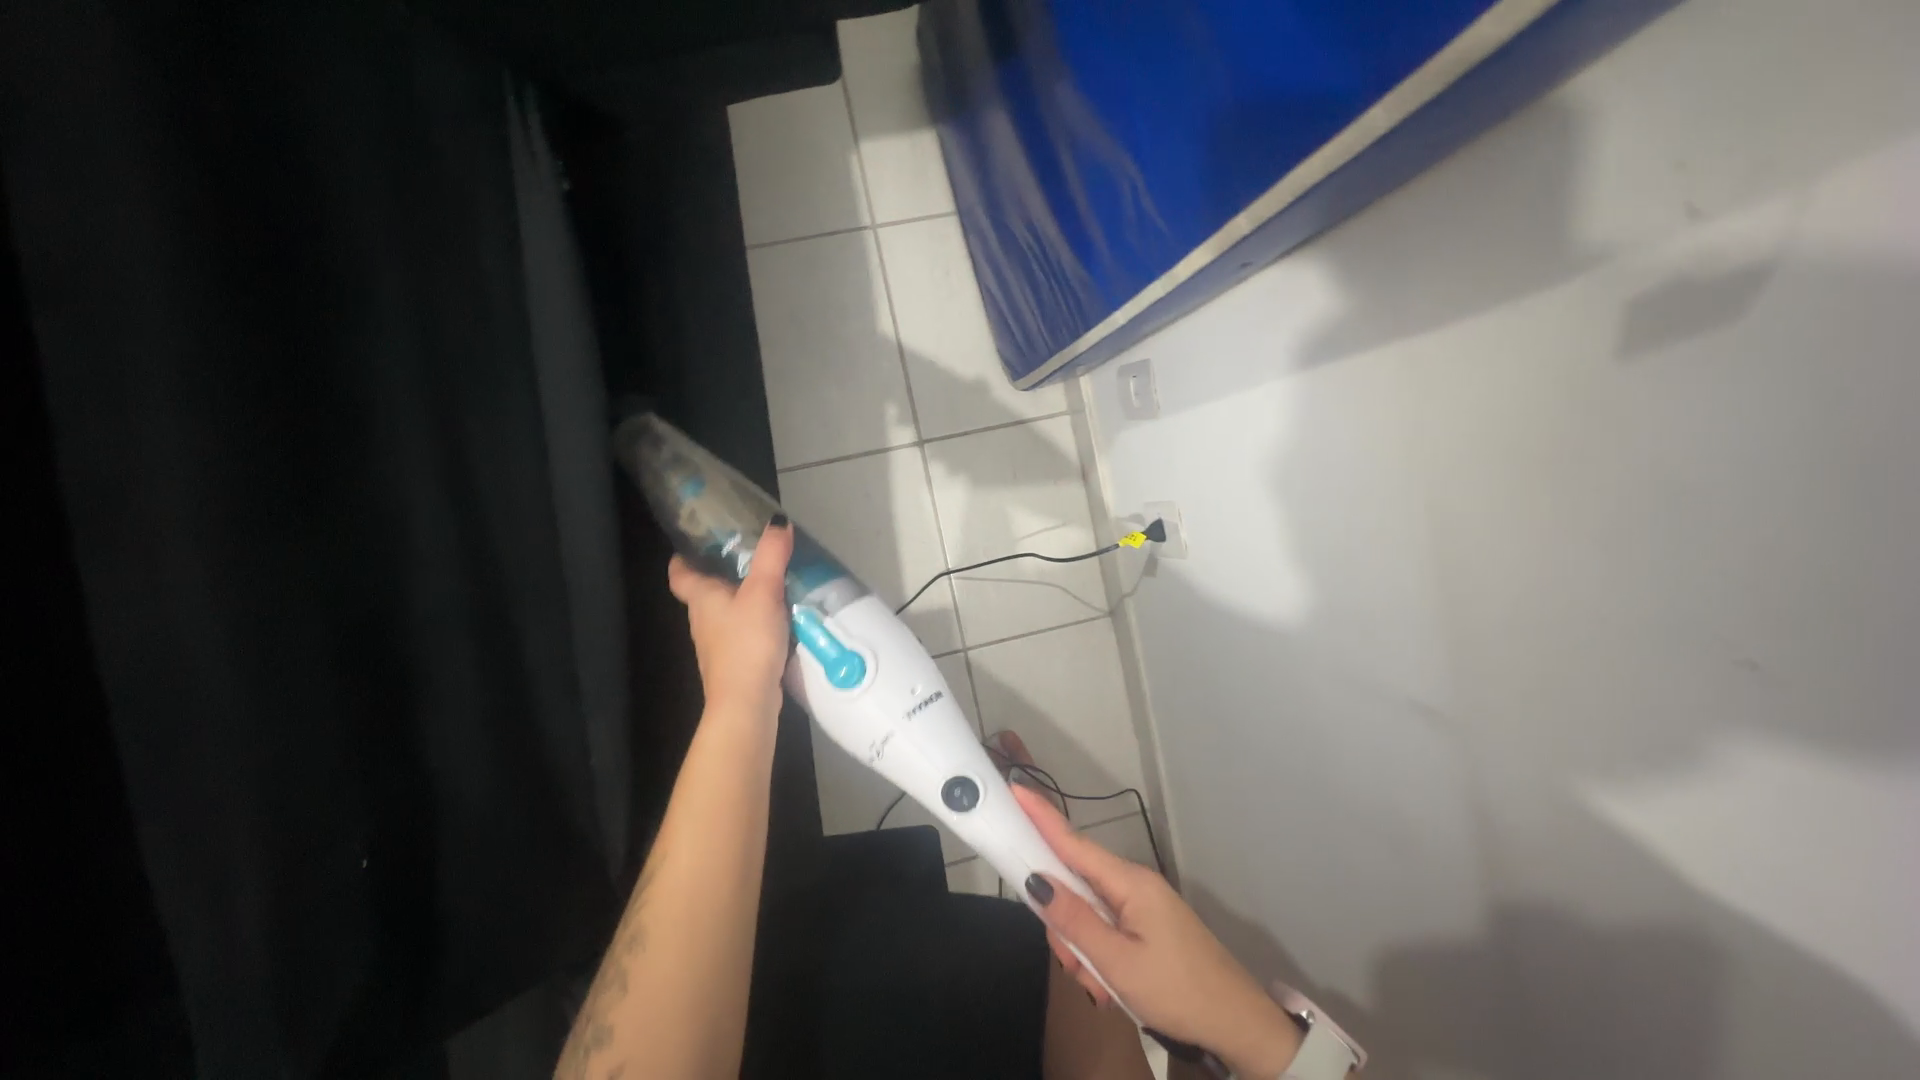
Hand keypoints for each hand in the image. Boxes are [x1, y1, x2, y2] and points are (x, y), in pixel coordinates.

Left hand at [666, 517, 793, 722]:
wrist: (746, 702)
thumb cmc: (746, 642)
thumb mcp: (763, 592)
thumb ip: (772, 556)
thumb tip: (777, 521)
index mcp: (700, 598)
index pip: (680, 573)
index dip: (682, 557)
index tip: (694, 542)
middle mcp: (702, 620)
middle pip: (704, 591)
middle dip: (721, 573)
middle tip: (747, 554)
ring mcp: (717, 644)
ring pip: (725, 613)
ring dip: (741, 598)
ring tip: (769, 582)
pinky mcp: (735, 662)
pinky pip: (742, 632)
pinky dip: (755, 621)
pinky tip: (778, 618)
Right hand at [1012, 785, 1303, 1078]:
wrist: (1238, 1025)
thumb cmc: (1178, 991)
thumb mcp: (1117, 962)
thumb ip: (1074, 920)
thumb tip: (1036, 881)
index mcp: (1129, 883)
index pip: (1073, 843)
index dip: (1042, 818)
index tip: (1015, 790)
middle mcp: (1134, 885)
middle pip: (1074, 887)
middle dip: (1065, 927)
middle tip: (1078, 967)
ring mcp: (1141, 906)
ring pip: (1087, 914)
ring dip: (1083, 951)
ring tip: (1104, 987)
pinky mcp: (1147, 926)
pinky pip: (1105, 929)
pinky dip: (1099, 956)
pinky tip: (1112, 987)